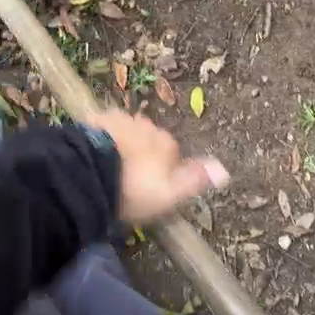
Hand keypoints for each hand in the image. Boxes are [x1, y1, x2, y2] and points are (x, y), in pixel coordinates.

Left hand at [85, 110, 228, 223]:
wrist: (90, 173)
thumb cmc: (133, 190)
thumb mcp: (169, 194)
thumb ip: (194, 180)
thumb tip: (224, 170)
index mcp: (167, 143)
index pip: (172, 153)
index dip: (163, 170)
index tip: (150, 188)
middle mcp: (147, 125)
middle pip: (149, 139)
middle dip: (142, 153)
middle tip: (128, 178)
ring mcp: (121, 120)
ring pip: (127, 132)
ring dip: (122, 145)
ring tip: (109, 169)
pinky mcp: (96, 120)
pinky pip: (104, 128)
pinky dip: (102, 139)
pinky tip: (94, 155)